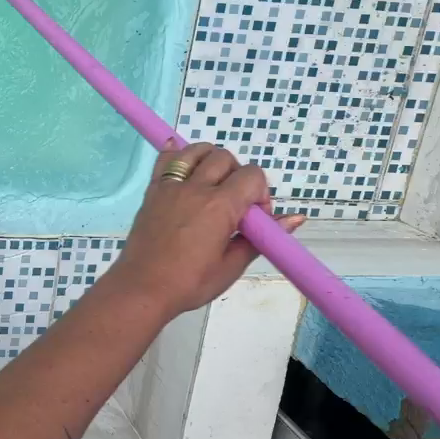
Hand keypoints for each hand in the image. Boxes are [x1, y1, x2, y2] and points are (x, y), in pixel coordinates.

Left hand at [104, 143, 305, 316]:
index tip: (254, 217)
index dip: (260, 193)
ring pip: (195, 151)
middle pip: (225, 157)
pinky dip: (175, 154)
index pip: (252, 175)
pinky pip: (164, 159)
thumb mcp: (232, 266)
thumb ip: (260, 238)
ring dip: (210, 159)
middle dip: (237, 174)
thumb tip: (296, 219)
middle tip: (234, 201)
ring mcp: (170, 186)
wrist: (142, 287)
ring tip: (212, 182)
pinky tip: (184, 164)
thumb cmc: (189, 282)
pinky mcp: (152, 191)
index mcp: (220, 206)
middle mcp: (195, 188)